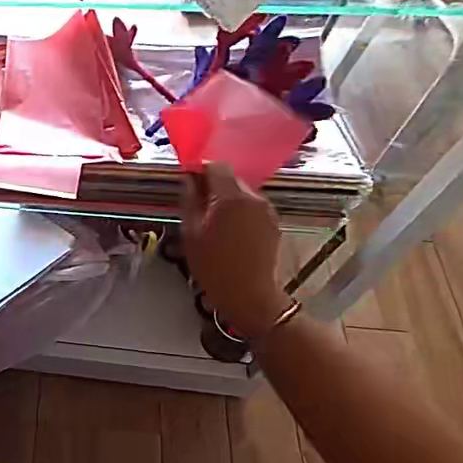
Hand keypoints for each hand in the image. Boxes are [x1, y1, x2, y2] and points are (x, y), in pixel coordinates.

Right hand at [181, 163, 293, 338]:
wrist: (250, 297)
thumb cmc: (214, 268)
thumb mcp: (191, 235)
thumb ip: (189, 201)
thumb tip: (189, 180)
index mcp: (230, 196)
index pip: (216, 166)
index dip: (201, 171)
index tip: (190, 185)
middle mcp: (253, 197)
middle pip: (232, 178)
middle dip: (215, 187)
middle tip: (200, 208)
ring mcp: (267, 210)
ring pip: (243, 194)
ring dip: (229, 201)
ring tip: (216, 224)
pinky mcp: (274, 224)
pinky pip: (253, 208)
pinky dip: (241, 213)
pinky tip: (232, 234)